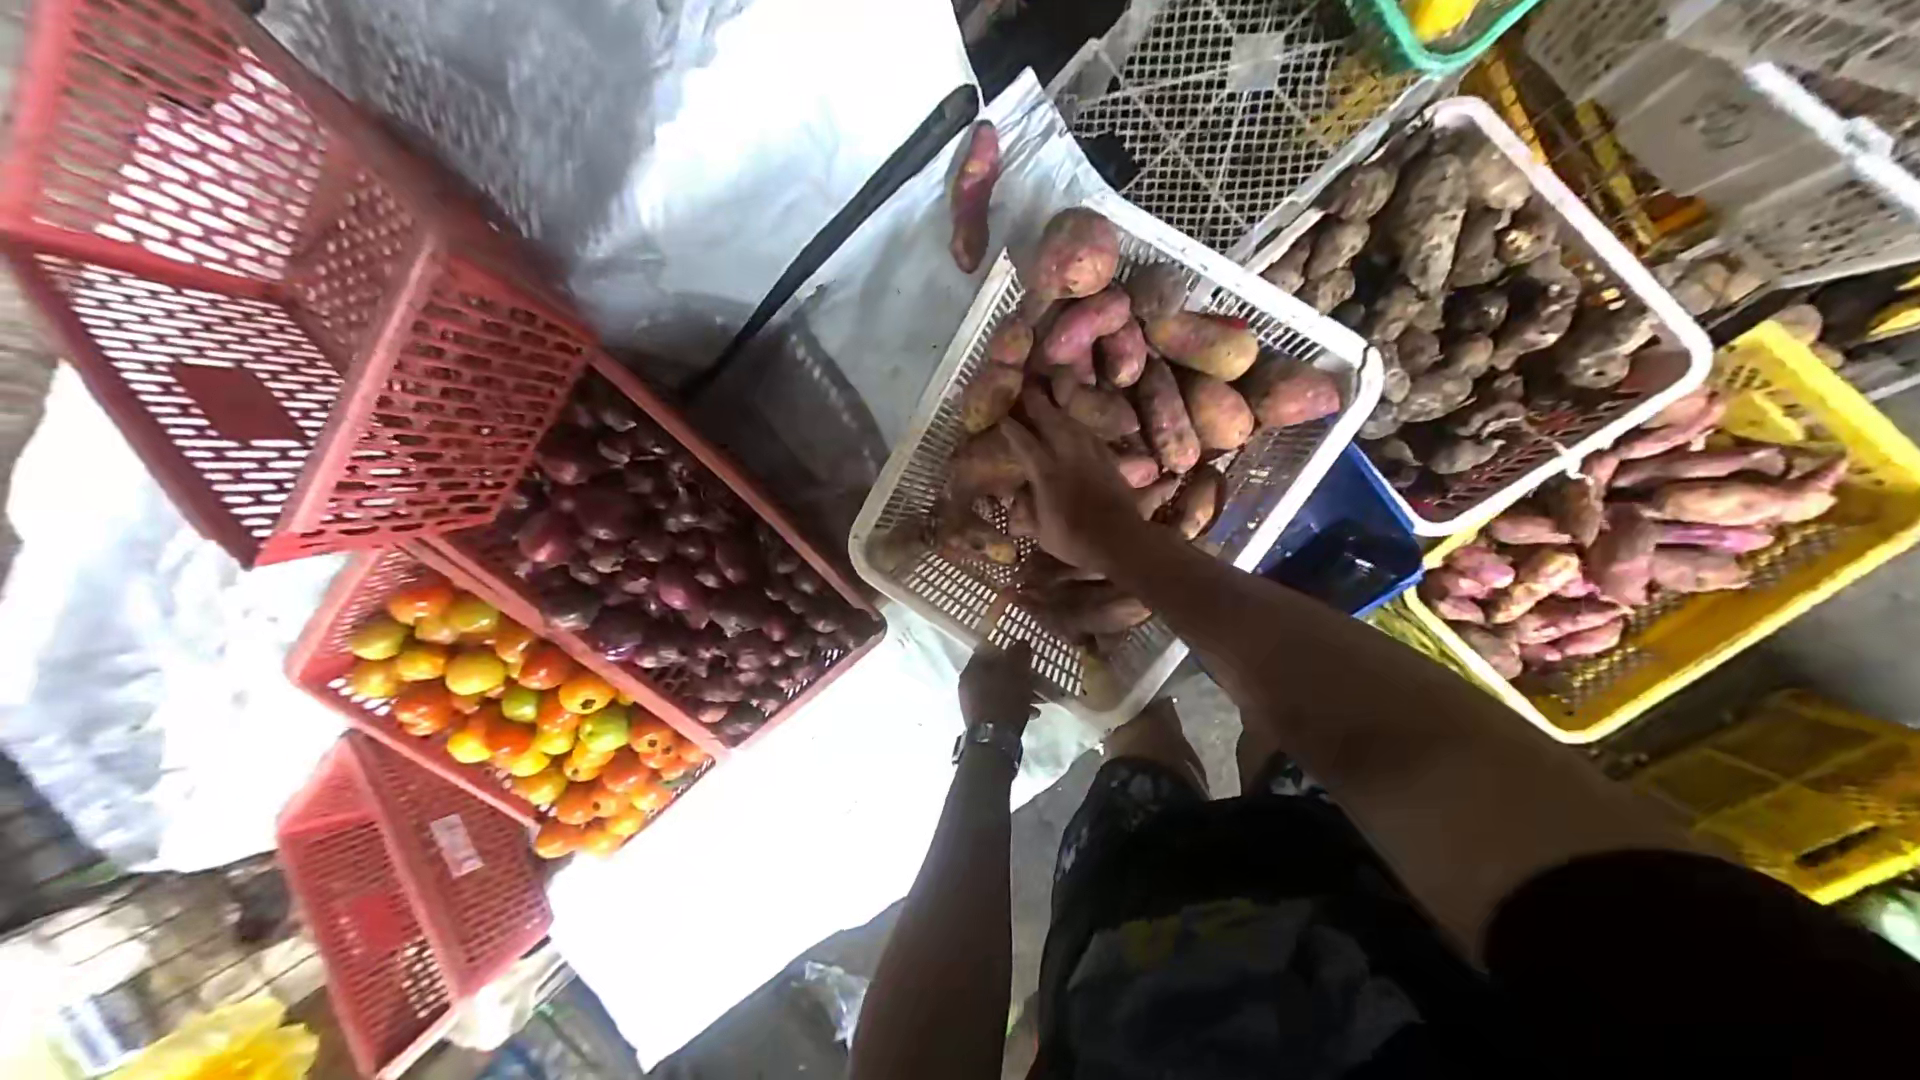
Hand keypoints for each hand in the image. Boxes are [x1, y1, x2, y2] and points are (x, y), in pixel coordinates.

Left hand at [958, 640, 1037, 736]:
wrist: (994, 741)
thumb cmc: (1005, 699)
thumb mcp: (1017, 672)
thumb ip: (1019, 653)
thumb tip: (1021, 642)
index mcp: (972, 667)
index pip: (988, 648)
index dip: (1006, 646)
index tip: (1023, 650)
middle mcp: (968, 683)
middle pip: (995, 670)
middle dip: (1016, 671)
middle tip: (1033, 674)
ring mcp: (972, 702)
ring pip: (998, 688)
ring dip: (1018, 690)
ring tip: (1038, 697)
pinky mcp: (980, 719)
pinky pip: (999, 705)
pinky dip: (1014, 705)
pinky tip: (1031, 712)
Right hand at [1001, 387, 1145, 571]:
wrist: (1120, 541)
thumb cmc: (1076, 542)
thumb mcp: (1043, 532)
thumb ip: (1030, 510)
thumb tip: (1019, 495)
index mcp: (1047, 475)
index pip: (1026, 444)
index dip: (1013, 430)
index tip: (1003, 418)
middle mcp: (1069, 458)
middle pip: (1052, 423)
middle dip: (1039, 405)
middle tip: (1029, 390)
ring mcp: (1092, 458)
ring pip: (1074, 426)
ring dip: (1061, 413)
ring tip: (1052, 405)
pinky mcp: (1109, 462)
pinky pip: (1091, 437)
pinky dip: (1080, 429)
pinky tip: (1078, 429)